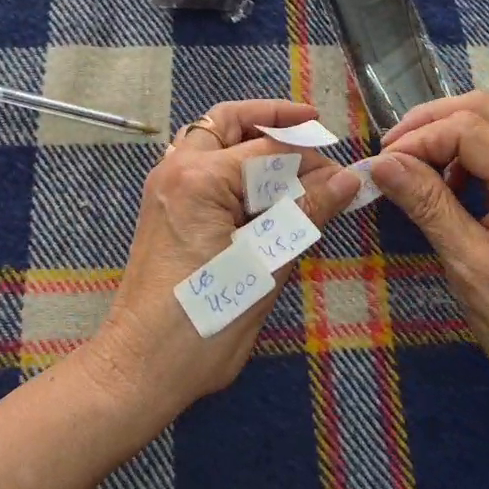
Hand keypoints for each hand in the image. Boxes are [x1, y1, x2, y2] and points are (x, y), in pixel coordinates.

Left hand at [81, 100, 361, 415]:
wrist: (141, 367)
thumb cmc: (205, 319)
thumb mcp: (266, 264)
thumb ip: (306, 212)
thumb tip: (347, 179)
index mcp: (200, 178)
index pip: (269, 151)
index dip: (311, 160)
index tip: (344, 175)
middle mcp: (176, 169)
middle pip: (229, 122)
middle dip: (272, 121)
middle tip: (314, 130)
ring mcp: (164, 187)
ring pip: (211, 138)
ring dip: (249, 139)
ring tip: (291, 157)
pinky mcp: (163, 208)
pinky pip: (200, 165)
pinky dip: (231, 164)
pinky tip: (259, 188)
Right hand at [372, 92, 488, 428]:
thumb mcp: (469, 265)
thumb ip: (428, 205)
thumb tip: (382, 163)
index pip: (470, 130)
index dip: (420, 139)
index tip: (382, 166)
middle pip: (481, 112)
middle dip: (429, 123)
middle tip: (390, 154)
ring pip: (487, 126)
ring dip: (442, 134)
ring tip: (407, 165)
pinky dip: (457, 155)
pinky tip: (438, 183)